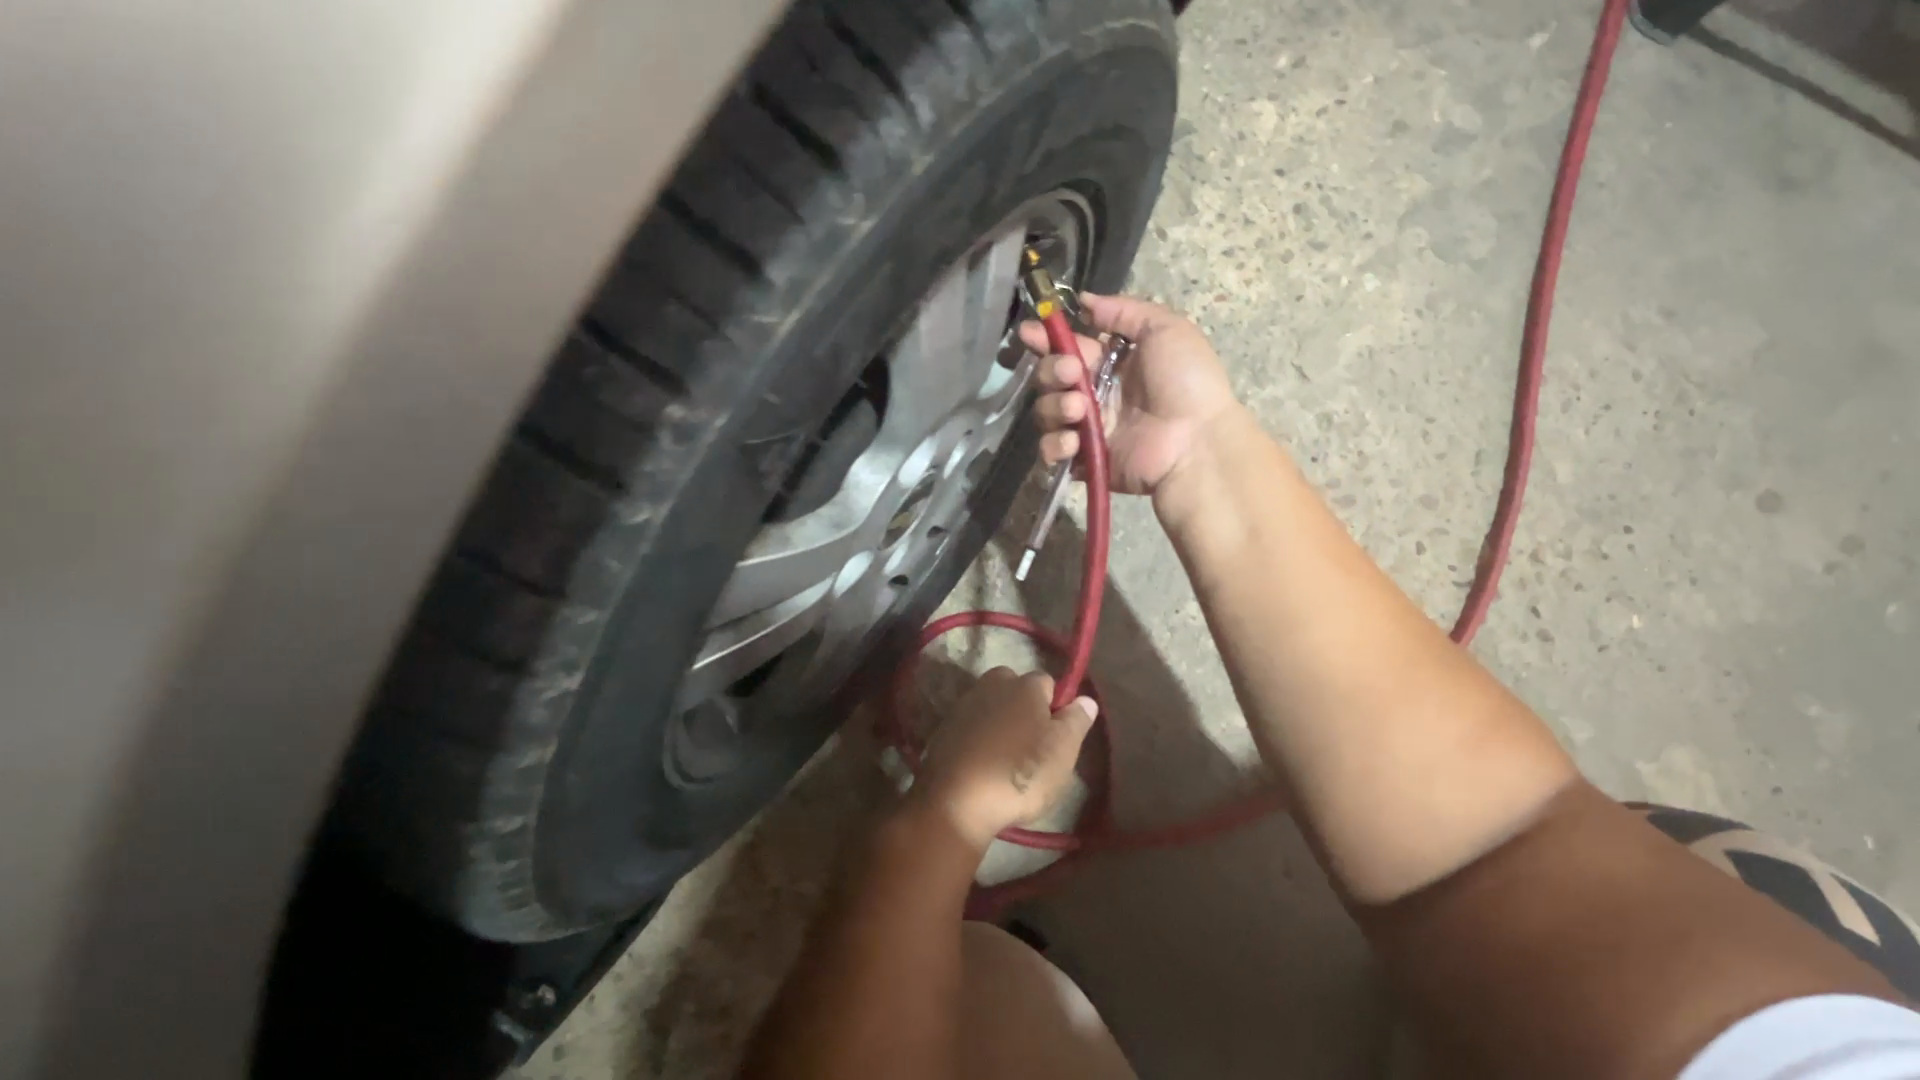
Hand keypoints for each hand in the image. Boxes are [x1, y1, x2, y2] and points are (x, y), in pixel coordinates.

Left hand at [908, 668, 1097, 850]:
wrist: (957, 801)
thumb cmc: (1021, 775)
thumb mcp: (1062, 752)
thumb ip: (1076, 721)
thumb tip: (1086, 699)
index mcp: (1024, 686)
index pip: (1046, 683)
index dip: (1054, 706)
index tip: (1055, 735)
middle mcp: (991, 685)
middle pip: (1013, 687)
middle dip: (1022, 706)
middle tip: (1030, 743)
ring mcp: (963, 706)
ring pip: (989, 704)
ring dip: (997, 721)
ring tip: (1005, 756)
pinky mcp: (942, 729)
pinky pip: (969, 725)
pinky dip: (976, 737)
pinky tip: (981, 763)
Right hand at [1019, 293, 1240, 496]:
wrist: (1196, 440)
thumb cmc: (1186, 380)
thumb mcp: (1165, 328)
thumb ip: (1124, 311)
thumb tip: (1083, 301)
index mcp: (1113, 363)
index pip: (1070, 347)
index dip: (1047, 338)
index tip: (1030, 332)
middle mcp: (1097, 393)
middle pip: (1051, 378)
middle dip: (1053, 370)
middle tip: (1072, 374)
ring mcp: (1089, 427)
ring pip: (1047, 412)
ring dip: (1055, 406)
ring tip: (1079, 410)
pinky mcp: (1085, 459)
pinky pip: (1052, 451)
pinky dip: (1055, 445)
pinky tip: (1073, 440)